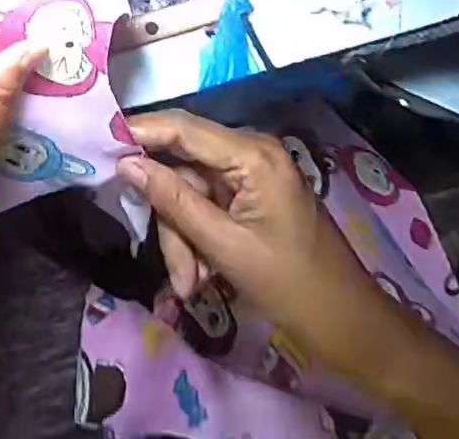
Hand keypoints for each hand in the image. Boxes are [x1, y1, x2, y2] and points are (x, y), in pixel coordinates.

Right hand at [122, 111, 458, 438]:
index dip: (138, 133)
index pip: (180, 127)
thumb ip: (172, 199)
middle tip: (171, 265)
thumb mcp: (226, 247)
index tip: (101, 148)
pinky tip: (199, 275)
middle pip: (181, 165)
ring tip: (190, 283)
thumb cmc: (296, 287)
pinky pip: (205, 204)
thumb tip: (124, 163)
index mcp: (251, 153)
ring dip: (182, 236)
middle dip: (169, 214)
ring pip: (188, 190)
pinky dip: (196, 238)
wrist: (357, 330)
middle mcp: (248, 151)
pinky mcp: (249, 194)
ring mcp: (249, 173)